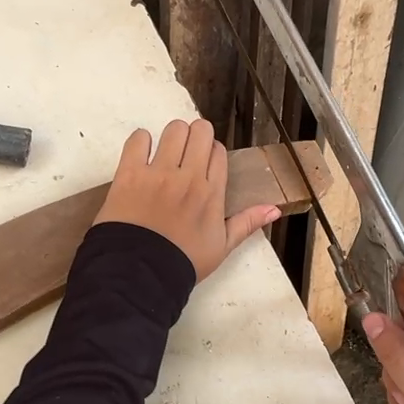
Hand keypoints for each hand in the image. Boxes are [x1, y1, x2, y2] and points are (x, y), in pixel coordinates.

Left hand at [93, 119, 280, 282]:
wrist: (142, 273)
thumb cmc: (183, 262)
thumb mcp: (221, 247)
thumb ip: (247, 223)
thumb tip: (274, 209)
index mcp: (211, 192)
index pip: (218, 151)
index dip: (211, 152)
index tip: (202, 164)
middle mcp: (188, 177)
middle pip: (199, 131)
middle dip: (194, 136)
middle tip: (184, 153)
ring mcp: (158, 173)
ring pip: (173, 130)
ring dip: (170, 137)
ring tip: (164, 153)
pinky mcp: (129, 174)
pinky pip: (138, 139)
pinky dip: (141, 141)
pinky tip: (141, 155)